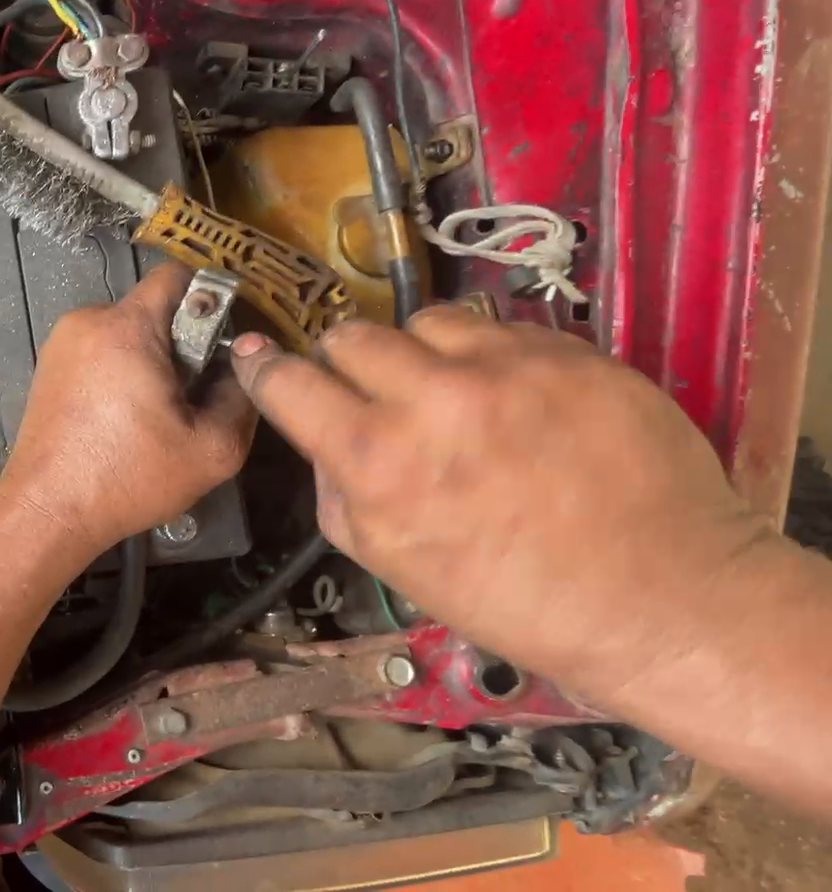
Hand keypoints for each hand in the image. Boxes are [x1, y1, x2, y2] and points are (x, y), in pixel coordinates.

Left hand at [0, 263, 256, 553]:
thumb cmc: (126, 478)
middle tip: (192, 391)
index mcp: (126, 327)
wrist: (48, 508)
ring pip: (124, 331)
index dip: (211, 299)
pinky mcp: (48, 366)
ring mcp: (61, 343)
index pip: (177, 276)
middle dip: (180, 341)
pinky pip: (98, 351)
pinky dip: (118, 371)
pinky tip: (124, 416)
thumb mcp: (212, 449)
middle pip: (151, 308)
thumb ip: (241, 396)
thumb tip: (243, 366)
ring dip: (148, 359)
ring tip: (156, 411)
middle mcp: (87, 322)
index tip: (226, 338)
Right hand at [229, 307, 780, 690]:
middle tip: (371, 392)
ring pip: (422, 320)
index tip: (255, 357)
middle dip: (344, 362)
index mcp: (376, 458)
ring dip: (418, 352)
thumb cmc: (507, 594)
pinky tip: (511, 397)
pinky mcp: (573, 356)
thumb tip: (317, 433)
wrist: (667, 602)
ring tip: (447, 389)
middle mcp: (434, 401)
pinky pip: (498, 329)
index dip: (261, 367)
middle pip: (349, 336)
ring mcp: (509, 370)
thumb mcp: (384, 556)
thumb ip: (332, 486)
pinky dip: (486, 357)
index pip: (286, 381)